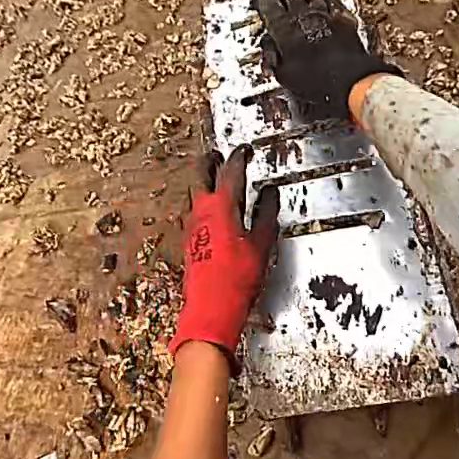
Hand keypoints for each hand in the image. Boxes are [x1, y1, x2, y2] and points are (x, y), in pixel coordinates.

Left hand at [169, 146, 279, 363]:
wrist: (210, 307)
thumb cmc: (236, 278)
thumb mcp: (262, 244)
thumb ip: (267, 214)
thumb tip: (270, 194)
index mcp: (221, 206)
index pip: (230, 170)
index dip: (240, 156)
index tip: (246, 151)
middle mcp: (200, 210)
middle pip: (200, 173)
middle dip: (211, 160)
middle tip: (221, 154)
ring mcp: (191, 224)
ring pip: (194, 191)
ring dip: (204, 179)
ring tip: (215, 176)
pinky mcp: (188, 238)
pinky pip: (192, 209)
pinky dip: (201, 200)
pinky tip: (209, 209)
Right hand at [251, 0, 401, 118]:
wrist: (349, 80)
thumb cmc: (316, 81)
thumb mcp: (284, 74)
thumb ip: (273, 56)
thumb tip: (269, 48)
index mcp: (286, 28)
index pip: (269, 6)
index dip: (262, 0)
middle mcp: (304, 15)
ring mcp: (326, 13)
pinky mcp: (343, 18)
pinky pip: (332, 0)